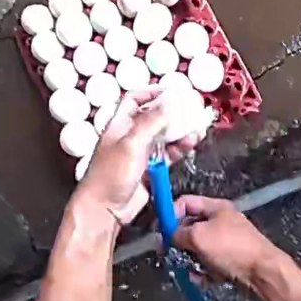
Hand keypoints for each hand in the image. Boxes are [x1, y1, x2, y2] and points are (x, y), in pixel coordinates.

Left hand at [69, 89, 198, 226]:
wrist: (104, 210)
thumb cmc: (108, 177)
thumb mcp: (131, 144)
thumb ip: (151, 122)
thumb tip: (168, 103)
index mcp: (119, 125)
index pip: (134, 100)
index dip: (151, 93)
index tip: (170, 91)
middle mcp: (130, 137)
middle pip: (153, 118)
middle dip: (172, 113)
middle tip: (190, 109)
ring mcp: (140, 153)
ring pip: (164, 137)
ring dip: (180, 132)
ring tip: (196, 128)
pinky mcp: (149, 170)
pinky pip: (168, 154)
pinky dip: (179, 148)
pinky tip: (190, 144)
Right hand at [171, 196, 288, 289]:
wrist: (263, 273)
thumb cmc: (230, 248)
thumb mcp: (198, 236)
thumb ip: (178, 233)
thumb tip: (168, 237)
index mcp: (215, 207)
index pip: (185, 202)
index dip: (170, 213)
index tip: (159, 230)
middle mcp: (221, 221)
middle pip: (190, 226)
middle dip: (178, 240)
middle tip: (168, 252)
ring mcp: (226, 242)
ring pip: (198, 247)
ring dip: (190, 258)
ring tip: (190, 267)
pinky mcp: (229, 260)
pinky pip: (208, 263)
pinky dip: (202, 270)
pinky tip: (202, 278)